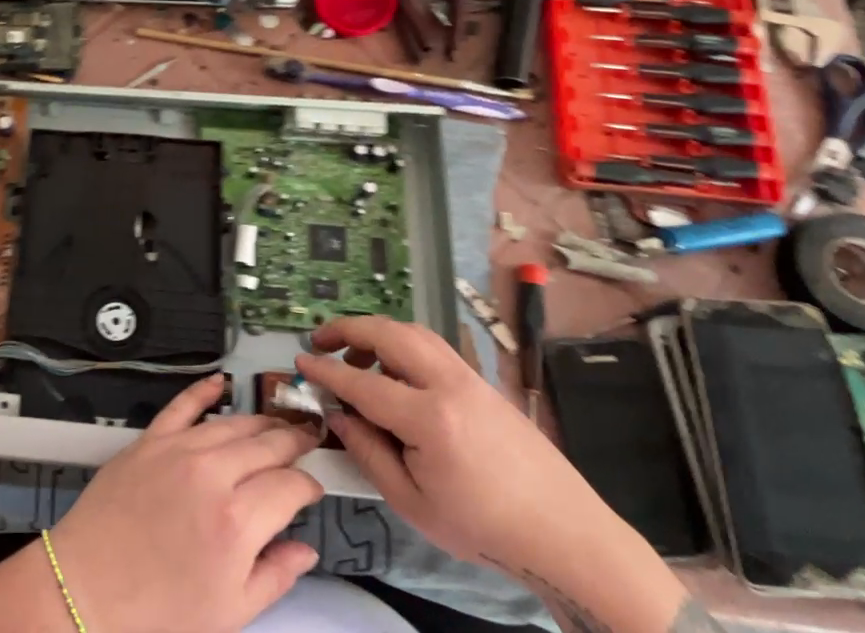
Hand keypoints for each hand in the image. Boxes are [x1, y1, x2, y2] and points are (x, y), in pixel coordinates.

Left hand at [46, 374, 324, 632]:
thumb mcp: (231, 610)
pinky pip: (181, 405)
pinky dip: (203, 391)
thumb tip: (306, 549)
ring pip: (233, 424)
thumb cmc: (159, 609)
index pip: (293, 485)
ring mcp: (177, 451)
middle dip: (294, 444)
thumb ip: (277, 575)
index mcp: (238, 521)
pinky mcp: (148, 441)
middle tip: (307, 444)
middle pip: (268, 444)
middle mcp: (212, 475)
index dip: (310, 486)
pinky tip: (220, 382)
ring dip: (261, 422)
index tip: (312, 492)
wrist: (87, 588)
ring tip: (277, 425)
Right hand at [294, 317, 634, 576]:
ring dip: (379, 334)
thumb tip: (339, 415)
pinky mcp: (487, 386)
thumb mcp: (411, 502)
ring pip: (416, 333)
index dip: (326, 369)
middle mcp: (451, 385)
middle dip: (349, 328)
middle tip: (320, 340)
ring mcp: (473, 380)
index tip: (300, 360)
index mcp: (429, 419)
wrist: (565, 535)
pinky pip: (436, 349)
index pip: (362, 381)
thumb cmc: (483, 528)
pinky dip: (404, 345)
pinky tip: (394, 373)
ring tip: (354, 355)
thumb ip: (368, 453)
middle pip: (391, 334)